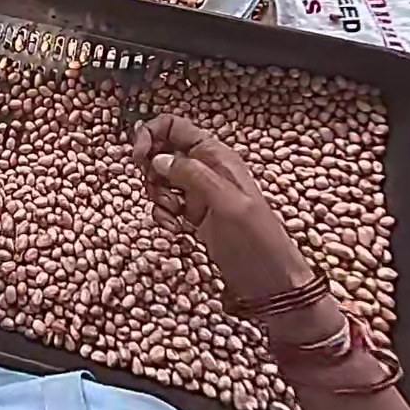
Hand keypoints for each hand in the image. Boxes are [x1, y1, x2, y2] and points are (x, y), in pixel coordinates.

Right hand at [132, 114, 312, 300]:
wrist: (270, 283)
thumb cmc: (256, 241)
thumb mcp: (226, 202)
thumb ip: (191, 174)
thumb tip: (157, 159)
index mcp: (216, 155)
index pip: (174, 126)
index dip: (150, 134)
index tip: (139, 156)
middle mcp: (204, 168)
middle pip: (160, 151)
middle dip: (150, 170)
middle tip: (158, 189)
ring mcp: (197, 191)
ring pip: (158, 178)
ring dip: (156, 194)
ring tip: (173, 213)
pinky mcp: (191, 213)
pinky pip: (163, 202)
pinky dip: (161, 213)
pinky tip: (174, 226)